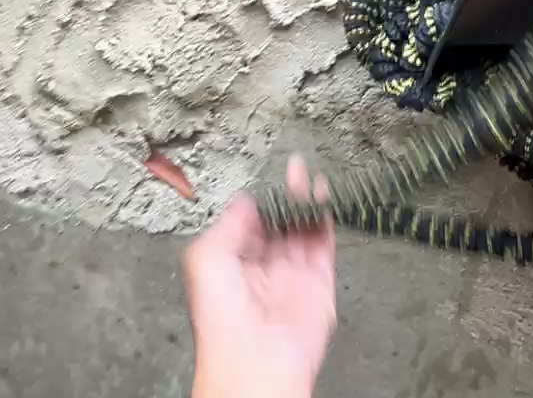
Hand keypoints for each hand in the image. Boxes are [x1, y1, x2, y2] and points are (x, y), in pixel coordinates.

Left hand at [184, 157, 335, 397]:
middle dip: (288, 193)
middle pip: (282, 219)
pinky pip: (325, 244)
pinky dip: (326, 220)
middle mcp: (266, 266)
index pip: (253, 219)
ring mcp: (293, 273)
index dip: (263, 196)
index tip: (270, 174)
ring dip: (309, 201)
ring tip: (310, 176)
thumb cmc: (222, 321)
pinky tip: (324, 197)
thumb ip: (227, 223)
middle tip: (295, 168)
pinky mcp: (319, 282)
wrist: (254, 362)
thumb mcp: (205, 258)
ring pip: (304, 227)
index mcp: (236, 261)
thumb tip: (244, 198)